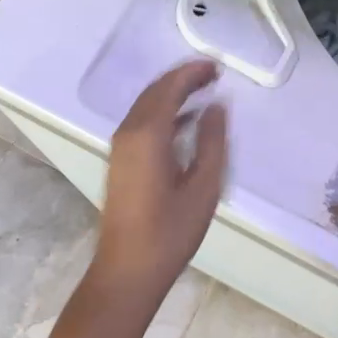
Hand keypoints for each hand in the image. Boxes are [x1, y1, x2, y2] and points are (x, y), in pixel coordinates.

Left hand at [92, 60, 228, 297]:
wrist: (127, 270)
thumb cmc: (170, 232)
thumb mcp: (204, 187)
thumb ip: (212, 141)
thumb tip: (216, 106)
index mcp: (147, 135)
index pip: (169, 88)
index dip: (192, 72)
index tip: (217, 67)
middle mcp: (128, 133)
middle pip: (154, 92)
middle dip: (182, 78)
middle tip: (213, 74)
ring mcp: (120, 148)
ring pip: (146, 106)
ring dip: (172, 93)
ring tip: (204, 91)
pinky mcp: (120, 162)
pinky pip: (141, 122)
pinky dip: (163, 112)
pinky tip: (185, 122)